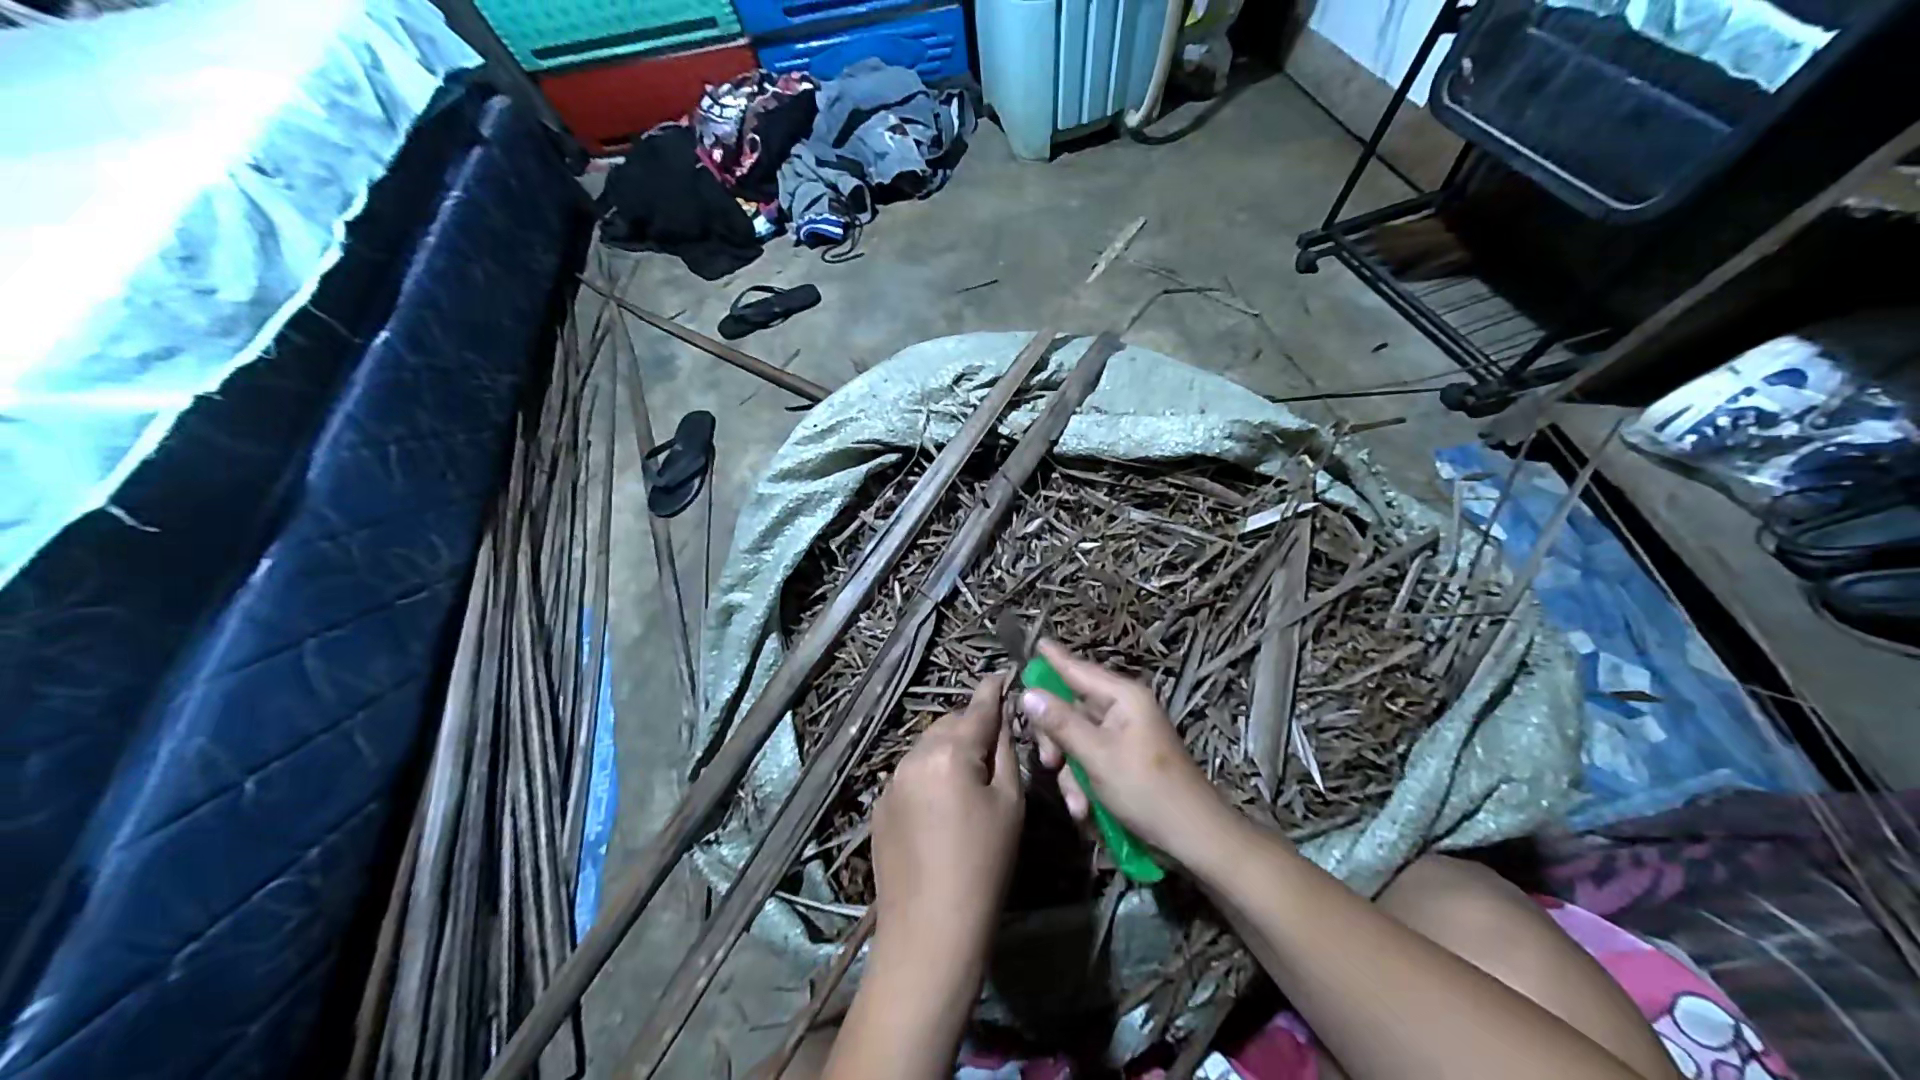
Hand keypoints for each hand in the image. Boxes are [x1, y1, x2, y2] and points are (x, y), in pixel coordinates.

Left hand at [870, 675, 1022, 957]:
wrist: (930, 928)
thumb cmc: (984, 865)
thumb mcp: (1010, 805)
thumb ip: (1005, 754)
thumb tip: (1001, 723)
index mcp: (949, 752)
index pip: (977, 709)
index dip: (992, 691)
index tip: (1001, 675)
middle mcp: (913, 756)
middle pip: (948, 725)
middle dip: (970, 726)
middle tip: (995, 745)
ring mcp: (891, 781)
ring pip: (927, 747)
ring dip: (948, 750)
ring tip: (969, 779)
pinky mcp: (880, 805)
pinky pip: (911, 774)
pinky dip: (929, 775)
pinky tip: (942, 806)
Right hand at [1018, 641, 1236, 862]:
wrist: (1194, 836)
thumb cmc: (1145, 789)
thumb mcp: (1096, 755)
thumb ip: (1059, 723)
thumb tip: (1027, 693)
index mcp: (1123, 697)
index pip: (1080, 670)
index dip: (1055, 659)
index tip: (1037, 643)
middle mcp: (1124, 709)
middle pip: (1071, 709)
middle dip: (1056, 739)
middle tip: (1048, 762)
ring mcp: (1125, 736)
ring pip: (1077, 740)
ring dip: (1070, 771)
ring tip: (1077, 802)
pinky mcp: (1125, 760)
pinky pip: (1091, 761)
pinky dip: (1084, 783)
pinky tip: (1085, 808)